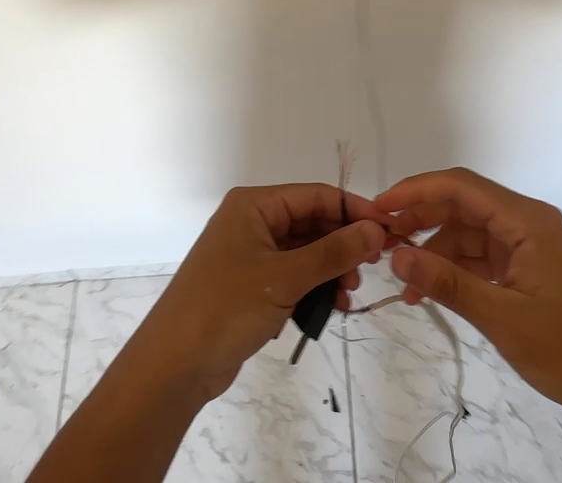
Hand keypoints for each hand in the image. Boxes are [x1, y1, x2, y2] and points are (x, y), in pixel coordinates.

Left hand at [127, 184, 391, 401]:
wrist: (174, 364)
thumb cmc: (225, 308)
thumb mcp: (285, 278)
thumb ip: (333, 253)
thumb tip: (375, 231)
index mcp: (254, 205)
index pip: (315, 195)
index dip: (353, 211)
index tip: (388, 231)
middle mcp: (252, 222)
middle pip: (311, 222)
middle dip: (343, 243)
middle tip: (372, 268)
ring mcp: (250, 254)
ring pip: (305, 251)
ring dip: (331, 268)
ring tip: (350, 293)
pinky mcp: (251, 284)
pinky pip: (294, 275)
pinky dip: (315, 287)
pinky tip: (333, 307)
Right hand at [376, 168, 561, 419]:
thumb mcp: (503, 318)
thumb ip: (447, 284)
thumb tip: (395, 257)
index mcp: (527, 221)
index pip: (461, 186)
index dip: (416, 191)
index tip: (379, 208)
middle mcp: (528, 222)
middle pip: (463, 204)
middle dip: (421, 219)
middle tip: (381, 241)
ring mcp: (529, 245)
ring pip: (469, 231)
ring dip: (435, 250)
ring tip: (404, 280)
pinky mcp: (529, 267)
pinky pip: (482, 255)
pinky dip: (455, 269)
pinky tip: (430, 292)